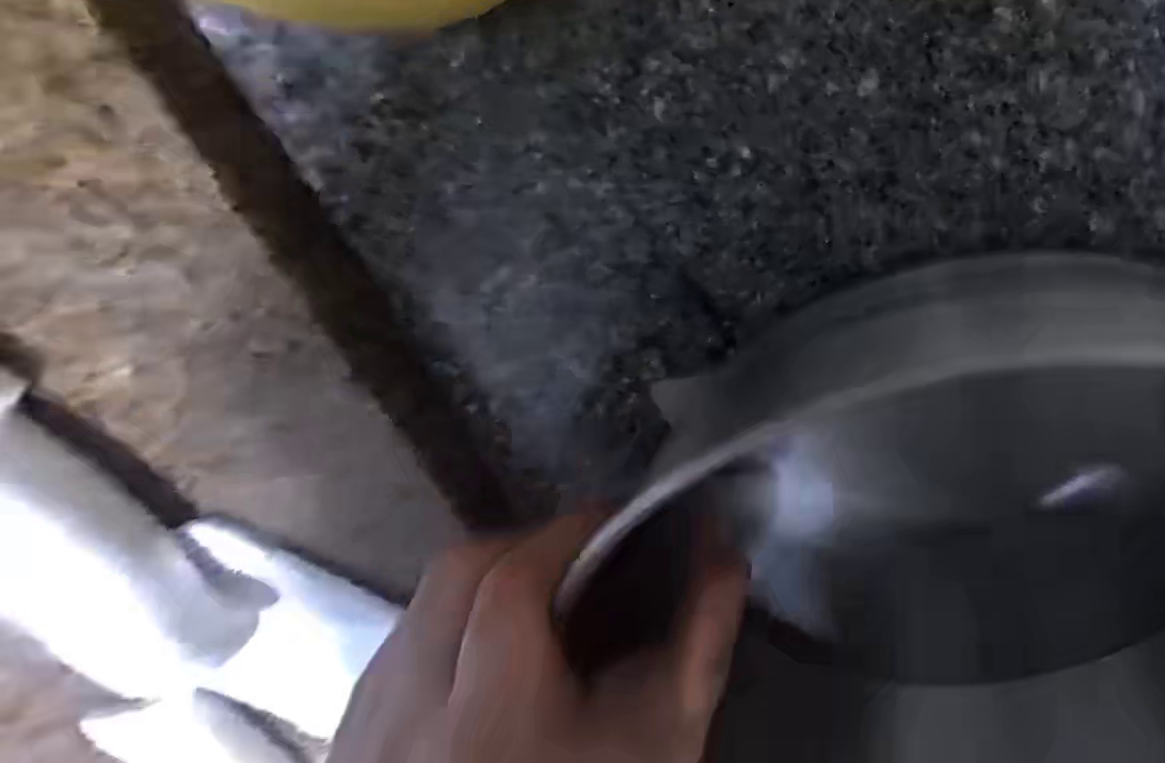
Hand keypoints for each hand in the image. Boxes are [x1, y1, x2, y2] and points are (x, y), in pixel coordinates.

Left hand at [331, 511, 748, 762]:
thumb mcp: (672, 723)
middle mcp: (406, 721)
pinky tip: (494, 652)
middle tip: (585, 554)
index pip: (513, 580)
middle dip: (529, 543)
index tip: (619, 521)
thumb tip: (721, 538)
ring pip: (420, 606)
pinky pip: (396, 649)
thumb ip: (707, 625)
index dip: (573, 529)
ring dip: (489, 579)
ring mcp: (364, 739)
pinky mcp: (347, 753)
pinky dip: (450, 623)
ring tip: (546, 597)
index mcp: (491, 716)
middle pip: (455, 574)